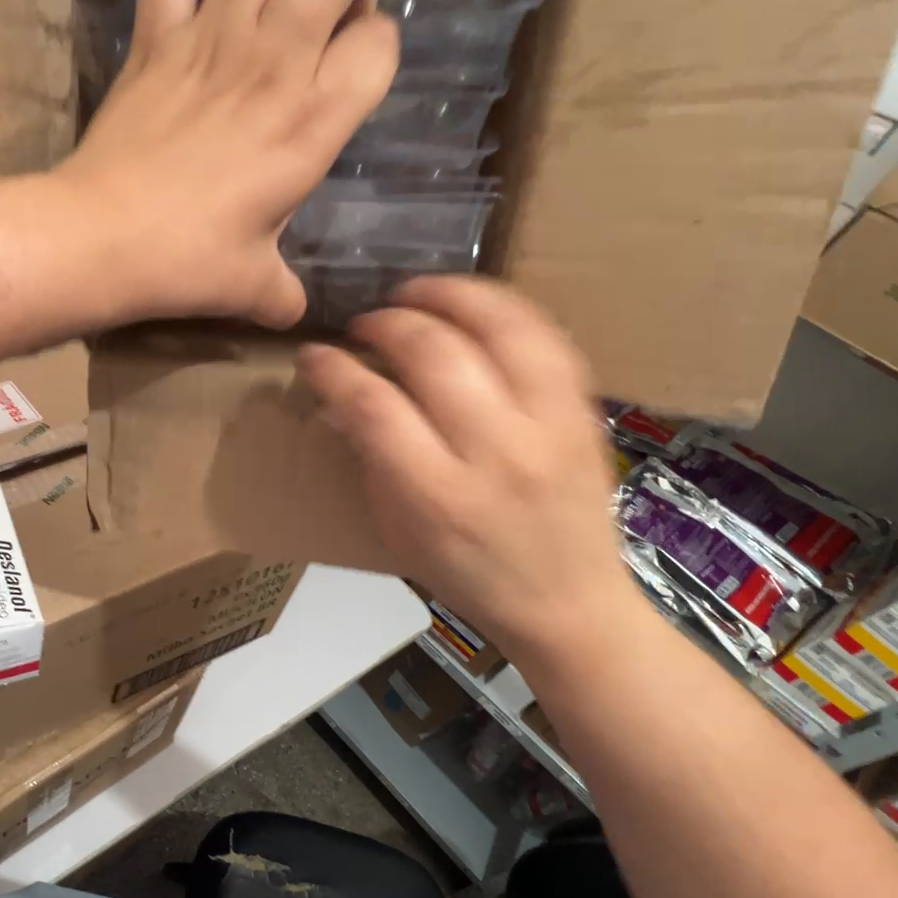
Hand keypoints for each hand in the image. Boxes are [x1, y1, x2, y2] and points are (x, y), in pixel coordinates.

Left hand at [54, 0, 396, 328]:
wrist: (99, 238)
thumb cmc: (185, 262)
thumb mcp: (250, 287)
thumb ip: (282, 294)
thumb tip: (293, 312)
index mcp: (312, 121)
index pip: (378, 45)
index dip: (374, 49)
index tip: (350, 73)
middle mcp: (274, 64)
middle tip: (322, 15)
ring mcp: (212, 41)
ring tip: (267, 4)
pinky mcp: (156, 38)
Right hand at [300, 276, 645, 669]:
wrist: (568, 604)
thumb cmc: (468, 576)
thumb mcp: (399, 534)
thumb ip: (371, 463)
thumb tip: (342, 402)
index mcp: (437, 496)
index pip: (375, 407)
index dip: (334, 369)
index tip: (313, 355)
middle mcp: (497, 454)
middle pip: (434, 354)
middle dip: (387, 323)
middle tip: (364, 324)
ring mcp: (549, 428)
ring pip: (500, 329)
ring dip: (449, 296)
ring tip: (416, 294)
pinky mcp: (584, 412)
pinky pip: (547, 338)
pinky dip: (504, 310)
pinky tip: (473, 307)